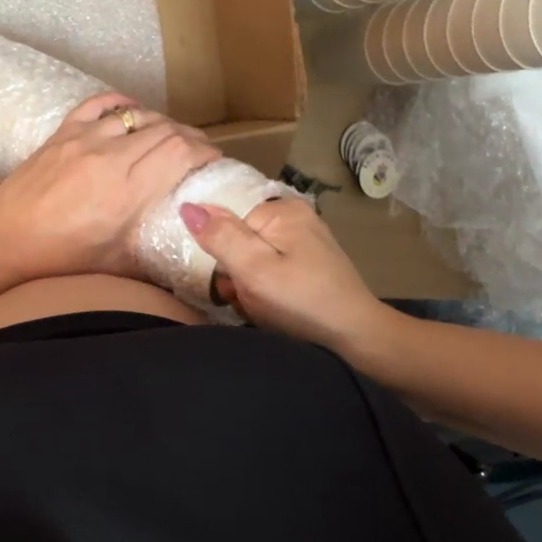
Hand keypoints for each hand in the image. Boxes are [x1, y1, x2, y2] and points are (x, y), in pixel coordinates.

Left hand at [0, 96, 221, 282]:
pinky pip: (101, 103)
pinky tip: (134, 114)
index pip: (181, 151)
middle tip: (199, 154)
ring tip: (170, 140)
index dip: (205, 152)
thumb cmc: (60, 261)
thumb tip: (185, 248)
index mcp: (126, 190)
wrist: (3, 243)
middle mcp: (109, 156)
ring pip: (138, 115)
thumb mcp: (118, 262)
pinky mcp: (62, 133)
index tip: (214, 163)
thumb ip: (155, 249)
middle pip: (167, 130)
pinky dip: (124, 105)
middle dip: (191, 139)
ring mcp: (83, 139)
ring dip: (161, 124)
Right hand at [179, 197, 390, 351]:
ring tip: (262, 305)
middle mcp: (294, 216)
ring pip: (252, 256)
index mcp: (281, 209)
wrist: (354, 335)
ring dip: (248, 284)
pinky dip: (266, 288)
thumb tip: (186, 206)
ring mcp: (304, 240)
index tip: (228, 281)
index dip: (218, 252)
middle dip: (234, 271)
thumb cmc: (300, 302)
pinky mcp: (310, 262)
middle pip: (239, 238)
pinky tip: (275, 306)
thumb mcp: (253, 270)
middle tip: (248, 297)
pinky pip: (271, 268)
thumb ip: (219, 237)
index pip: (225, 220)